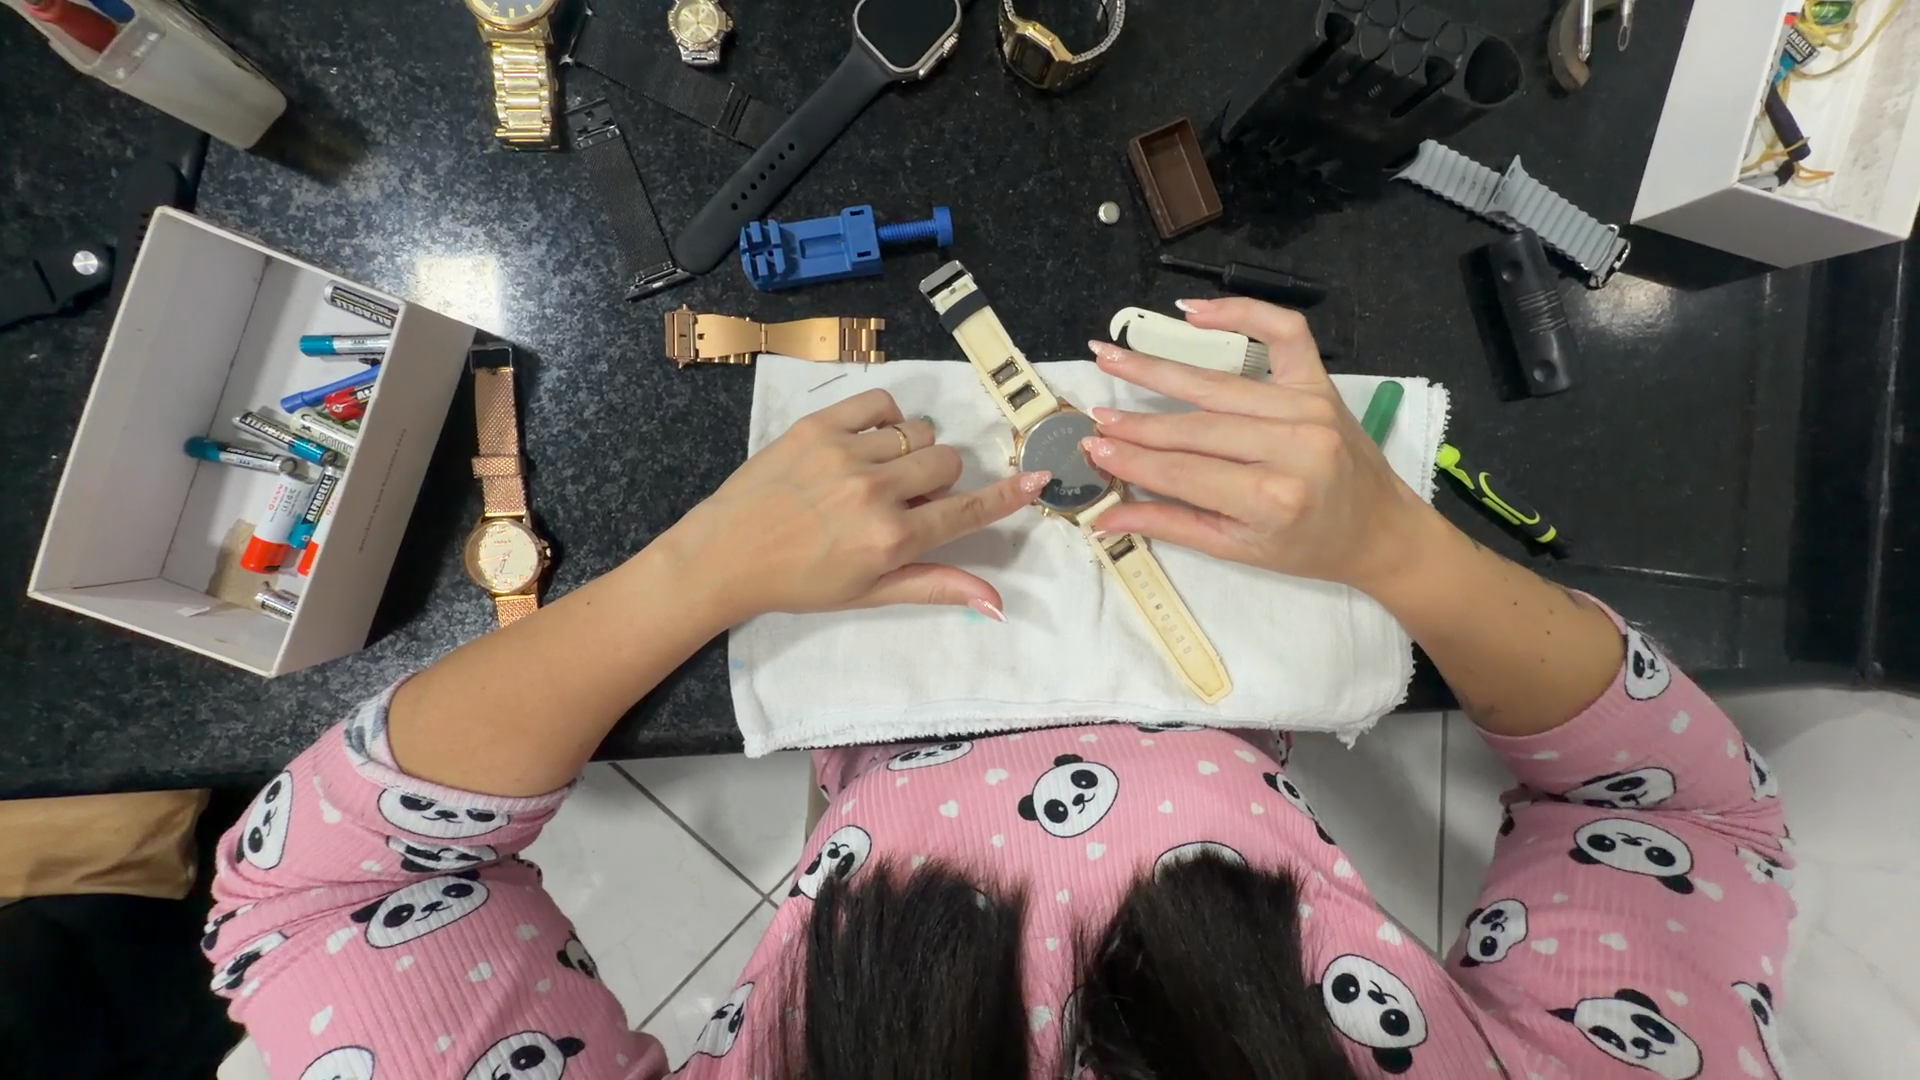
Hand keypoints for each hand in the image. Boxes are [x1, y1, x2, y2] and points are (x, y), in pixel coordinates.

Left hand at [669, 389, 1047, 621]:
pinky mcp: (817, 426)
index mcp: (890, 539)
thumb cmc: (800, 582)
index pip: (966, 511)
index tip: (1039, 478)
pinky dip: (886, 419)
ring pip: (919, 432)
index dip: (1007, 496)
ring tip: (880, 471)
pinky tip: (866, 442)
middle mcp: (875, 492)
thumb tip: (997, 604)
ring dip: (913, 451)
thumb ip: (936, 587)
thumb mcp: (869, 593)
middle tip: (906, 498)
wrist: (725, 553)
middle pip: (947, 461)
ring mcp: (846, 453)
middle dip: (939, 479)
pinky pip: (881, 403)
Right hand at [1083, 296, 1434, 591]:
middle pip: (1194, 428)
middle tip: (1092, 412)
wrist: (1381, 531)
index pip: (1181, 471)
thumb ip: (1169, 525)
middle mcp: (1292, 446)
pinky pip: (1283, 333)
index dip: (1131, 459)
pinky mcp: (1320, 383)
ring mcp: (1309, 408)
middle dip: (1136, 422)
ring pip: (1218, 384)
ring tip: (1111, 354)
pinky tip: (1193, 310)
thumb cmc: (1308, 548)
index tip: (1091, 446)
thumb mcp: (1236, 550)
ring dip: (1158, 367)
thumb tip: (1103, 520)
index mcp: (1272, 498)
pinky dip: (1241, 312)